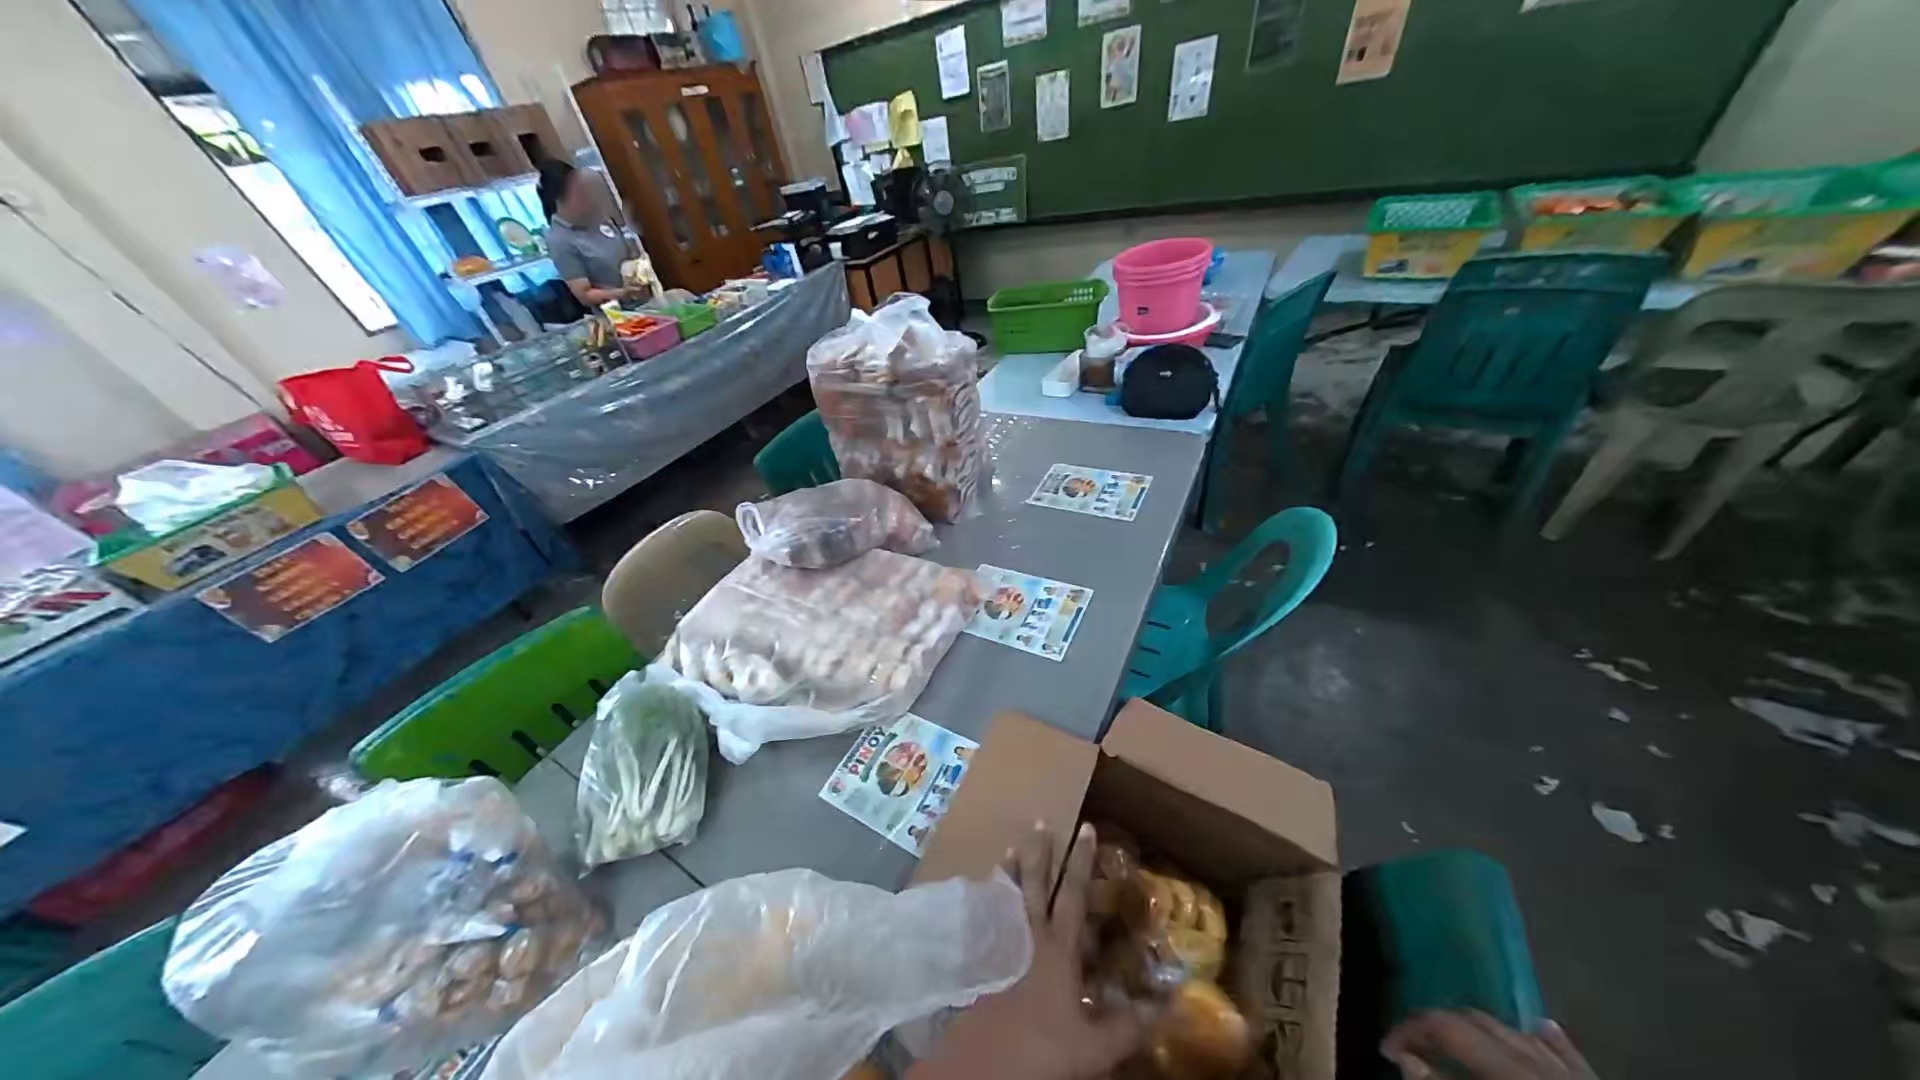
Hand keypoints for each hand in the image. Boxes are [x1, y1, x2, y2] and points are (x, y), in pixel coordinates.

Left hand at [909, 823, 1154, 1079]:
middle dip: (1040, 852)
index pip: (1072, 894)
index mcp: (1057, 948)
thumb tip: (1168, 1004)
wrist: (983, 1066)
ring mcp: (1000, 945)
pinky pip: (986, 921)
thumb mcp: (1093, 1046)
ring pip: (1006, 897)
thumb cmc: (1040, 1049)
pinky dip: (988, 904)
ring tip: (1009, 848)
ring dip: (1010, 871)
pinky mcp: (981, 962)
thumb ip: (1129, 1025)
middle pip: (1033, 884)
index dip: (1081, 861)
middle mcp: (1027, 936)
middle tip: (1040, 822)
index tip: (1086, 828)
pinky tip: (985, 900)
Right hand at [1382, 1010, 1596, 1079]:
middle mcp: (1536, 1060)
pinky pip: (1567, 1054)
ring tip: (1454, 1044)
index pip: (1445, 1028)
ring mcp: (1570, 1073)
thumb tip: (1406, 1059)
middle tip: (1411, 1047)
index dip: (1408, 1031)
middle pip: (1475, 1023)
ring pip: (1515, 1033)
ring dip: (1479, 1032)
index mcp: (1507, 1069)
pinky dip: (1544, 1040)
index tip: (1387, 1049)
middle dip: (1436, 1028)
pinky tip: (1537, 1029)